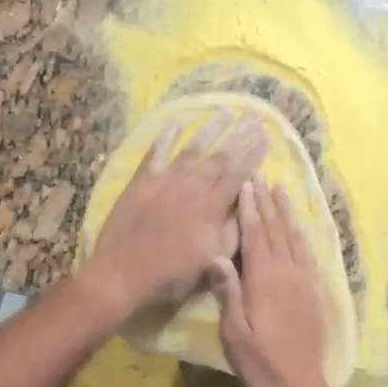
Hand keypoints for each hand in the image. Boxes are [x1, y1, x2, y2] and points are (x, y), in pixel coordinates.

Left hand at [82, 112, 267, 316]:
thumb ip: (232, 233)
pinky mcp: (142, 182)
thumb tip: (246, 205)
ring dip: (210, 128)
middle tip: (253, 115)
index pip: (238, 173)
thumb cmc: (170, 275)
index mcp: (211, 208)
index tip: (266, 134)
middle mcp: (191, 187)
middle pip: (220, 155)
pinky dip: (167, 135)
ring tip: (225, 110)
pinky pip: (157, 152)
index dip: (253, 153)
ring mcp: (165, 181)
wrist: (121, 274)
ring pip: (192, 148)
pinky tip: (178, 121)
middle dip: (239, 134)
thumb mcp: (211, 261)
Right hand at [209, 176, 333, 386]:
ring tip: (282, 190)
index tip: (246, 184)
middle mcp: (287, 273)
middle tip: (260, 177)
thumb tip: (218, 255)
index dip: (251, 208)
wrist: (301, 384)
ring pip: (295, 238)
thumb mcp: (234, 331)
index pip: (256, 235)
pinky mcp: (315, 292)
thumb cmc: (260, 361)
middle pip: (275, 230)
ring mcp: (304, 281)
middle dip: (267, 202)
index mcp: (264, 280)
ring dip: (287, 213)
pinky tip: (299, 227)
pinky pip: (309, 255)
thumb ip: (228, 291)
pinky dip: (303, 236)